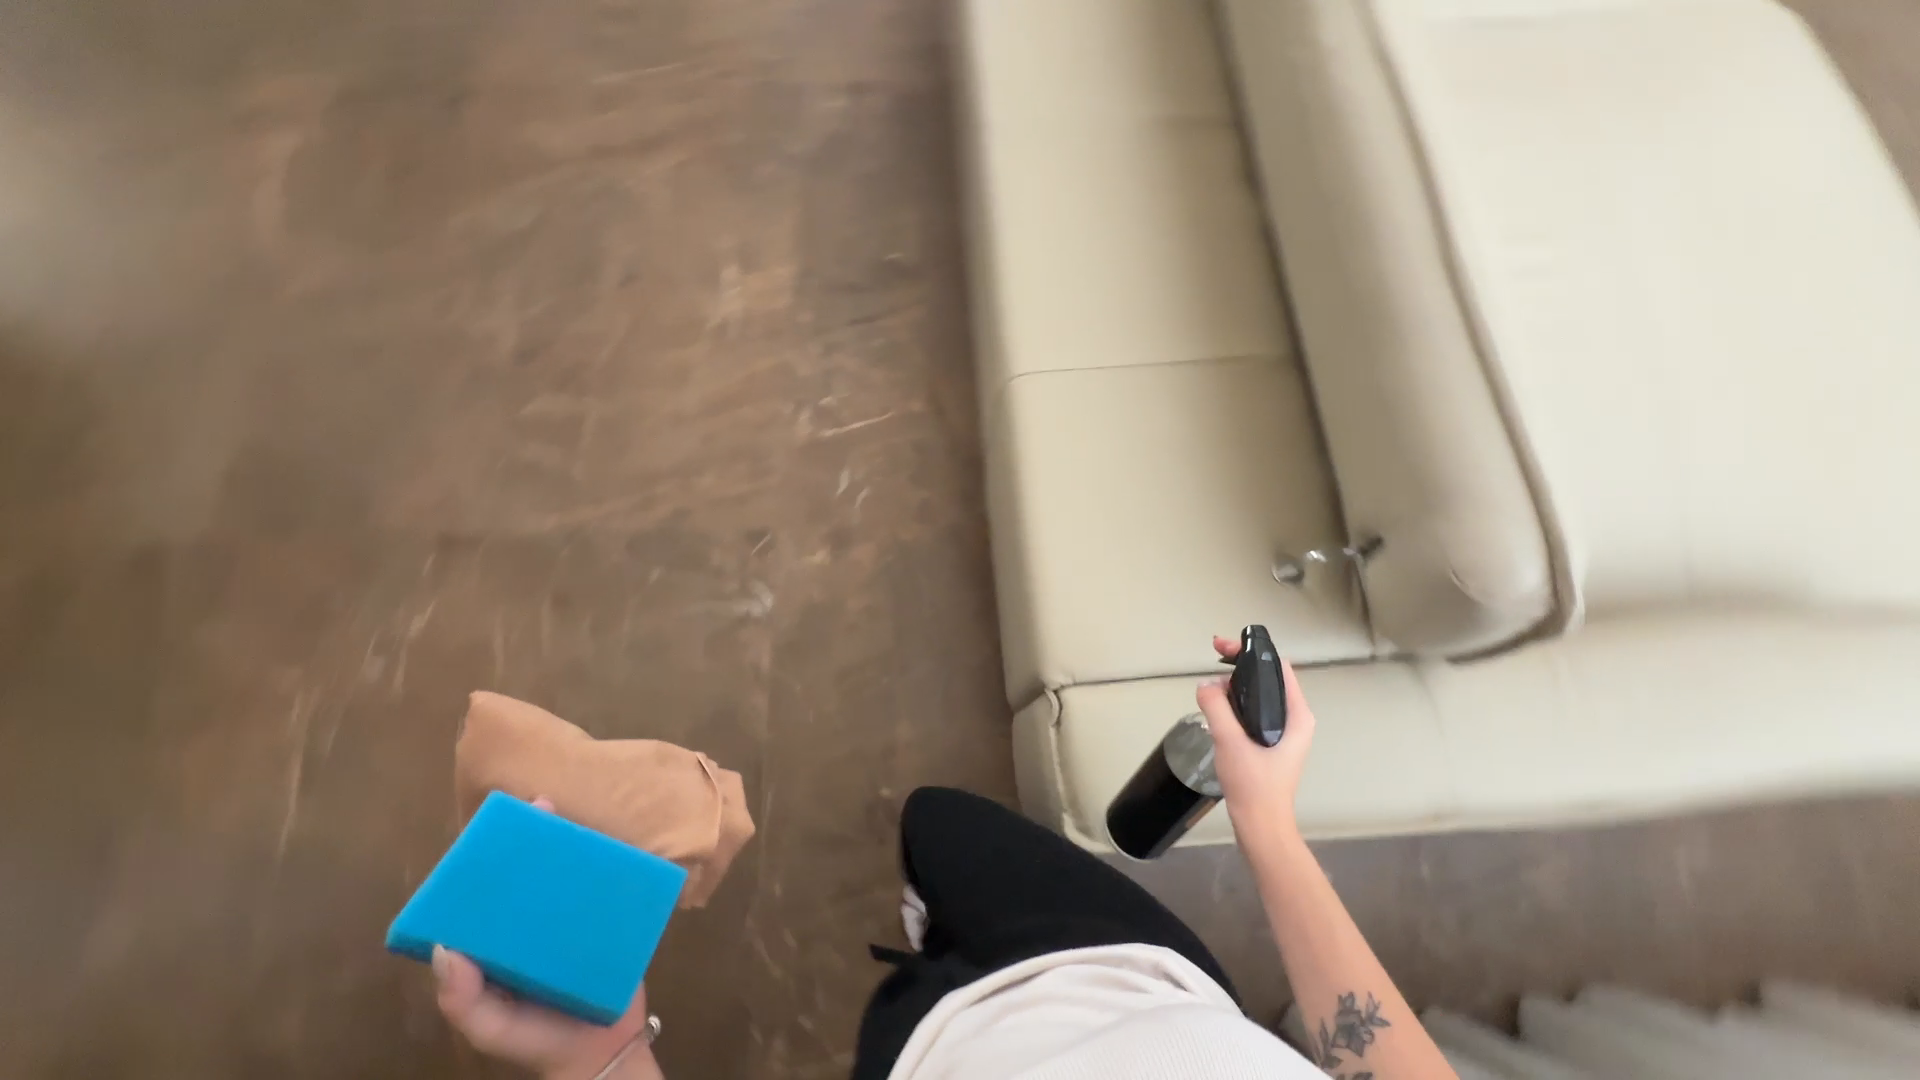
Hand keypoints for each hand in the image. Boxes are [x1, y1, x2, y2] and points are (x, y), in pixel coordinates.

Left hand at [433, 798, 657, 1079]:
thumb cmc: (538, 1042)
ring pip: (570, 872)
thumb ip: (462, 999)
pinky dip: (609, 862)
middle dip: (535, 835)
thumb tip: (443, 945)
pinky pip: (608, 885)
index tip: (495, 828)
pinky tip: (612, 842)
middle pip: (532, 871)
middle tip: (544, 804)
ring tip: (575, 814)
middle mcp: (535, 924)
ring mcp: (574, 919)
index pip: (490, 892)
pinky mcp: (611, 920)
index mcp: (501, 943)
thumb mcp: (490, 1027)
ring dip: (573, 840)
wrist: (602, 1055)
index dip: (489, 858)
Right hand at [1196, 635, 1315, 852]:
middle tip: (1212, 662)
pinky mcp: (1270, 745)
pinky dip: (1234, 706)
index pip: (1278, 667)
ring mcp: (1283, 733)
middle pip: (1267, 679)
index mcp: (1297, 715)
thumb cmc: (1253, 784)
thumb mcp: (1230, 741)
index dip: (1251, 651)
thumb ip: (1216, 707)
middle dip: (1238, 668)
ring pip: (1258, 697)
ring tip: (1211, 693)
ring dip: (1234, 688)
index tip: (1222, 648)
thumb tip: (1205, 685)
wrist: (1261, 826)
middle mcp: (1294, 720)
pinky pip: (1252, 713)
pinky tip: (1216, 712)